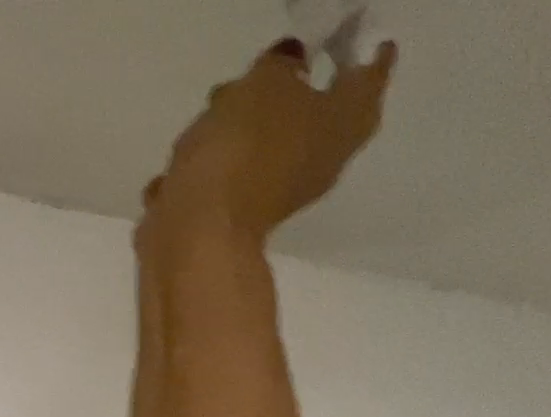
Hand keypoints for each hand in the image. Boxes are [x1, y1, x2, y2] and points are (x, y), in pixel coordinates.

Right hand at [141, 38, 396, 244]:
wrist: (197, 234)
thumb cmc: (243, 151)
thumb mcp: (265, 86)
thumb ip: (280, 67)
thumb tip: (289, 64)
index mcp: (348, 119)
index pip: (368, 73)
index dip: (354, 56)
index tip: (338, 49)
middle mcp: (325, 159)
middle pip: (308, 115)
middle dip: (277, 99)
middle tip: (246, 86)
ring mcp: (279, 194)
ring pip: (261, 150)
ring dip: (235, 138)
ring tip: (201, 130)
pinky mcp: (237, 218)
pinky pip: (225, 182)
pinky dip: (207, 175)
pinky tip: (182, 174)